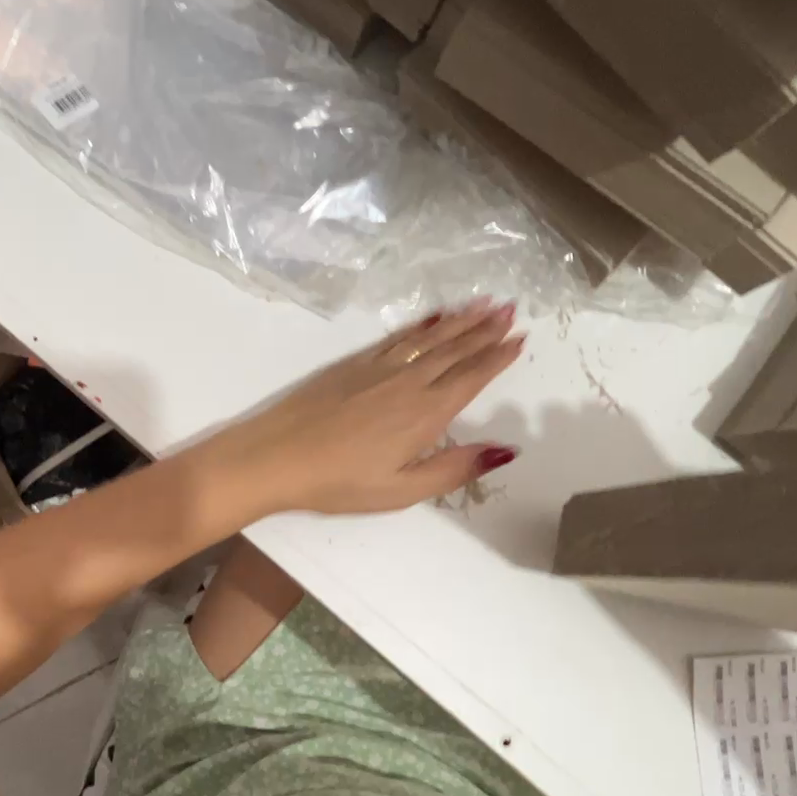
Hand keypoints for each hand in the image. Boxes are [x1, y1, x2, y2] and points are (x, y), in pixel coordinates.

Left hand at [201, 298, 524, 515]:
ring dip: (459, 321)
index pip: (471, 378)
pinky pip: (396, 338)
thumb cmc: (337, 483)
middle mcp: (407, 382)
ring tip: (483, 304)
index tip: (520, 339)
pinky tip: (431, 319)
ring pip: (428, 338)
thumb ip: (453, 469)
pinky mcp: (351, 365)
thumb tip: (505, 449)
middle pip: (454, 350)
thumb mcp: (400, 491)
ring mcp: (376, 369)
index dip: (498, 358)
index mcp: (424, 414)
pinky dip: (420, 325)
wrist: (276, 457)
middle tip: (511, 309)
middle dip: (485, 330)